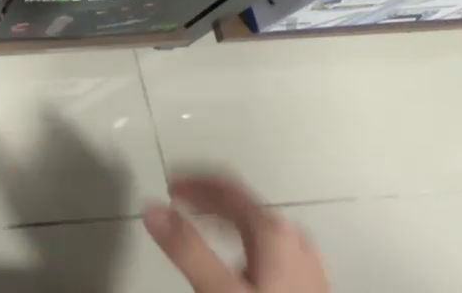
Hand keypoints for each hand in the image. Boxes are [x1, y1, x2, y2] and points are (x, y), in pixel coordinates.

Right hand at [143, 174, 328, 292]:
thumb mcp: (222, 289)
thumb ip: (187, 248)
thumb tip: (152, 208)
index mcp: (273, 229)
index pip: (225, 186)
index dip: (192, 180)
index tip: (167, 185)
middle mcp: (294, 236)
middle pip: (241, 201)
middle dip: (205, 198)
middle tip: (176, 202)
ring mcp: (306, 259)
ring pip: (255, 223)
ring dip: (223, 218)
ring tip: (198, 227)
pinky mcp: (310, 282)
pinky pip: (269, 244)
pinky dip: (241, 240)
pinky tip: (233, 261)